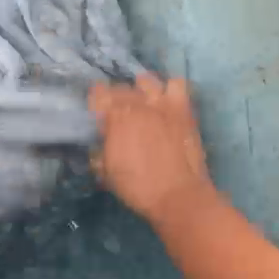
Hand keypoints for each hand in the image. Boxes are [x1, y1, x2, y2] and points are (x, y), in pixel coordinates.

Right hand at [89, 76, 216, 224]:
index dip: (95, 101)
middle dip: (115, 98)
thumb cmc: (138, 188)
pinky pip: (177, 85)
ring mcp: (162, 105)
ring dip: (141, 89)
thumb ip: (101, 148)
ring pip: (147, 80)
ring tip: (143, 102)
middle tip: (117, 114)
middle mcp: (137, 105)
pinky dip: (170, 89)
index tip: (95, 112)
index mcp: (115, 118)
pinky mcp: (183, 110)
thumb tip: (101, 140)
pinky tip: (167, 101)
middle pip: (121, 88)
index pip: (98, 93)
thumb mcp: (106, 172)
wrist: (179, 197)